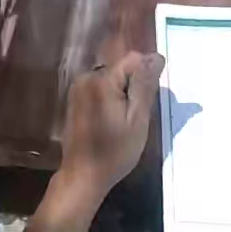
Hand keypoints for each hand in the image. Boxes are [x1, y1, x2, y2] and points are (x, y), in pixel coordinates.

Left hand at [58, 51, 164, 199]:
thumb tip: (155, 57)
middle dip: (134, 85)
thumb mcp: (138, 119)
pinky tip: (113, 121)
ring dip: (123, 94)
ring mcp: (77, 88)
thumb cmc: (114, 151)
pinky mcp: (75, 99)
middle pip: (121, 68)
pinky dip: (111, 99)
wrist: (83, 174)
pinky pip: (100, 89)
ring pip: (112, 78)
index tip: (150, 100)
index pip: (133, 59)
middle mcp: (85, 77)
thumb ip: (145, 86)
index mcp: (101, 80)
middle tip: (137, 116)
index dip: (147, 75)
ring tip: (126, 121)